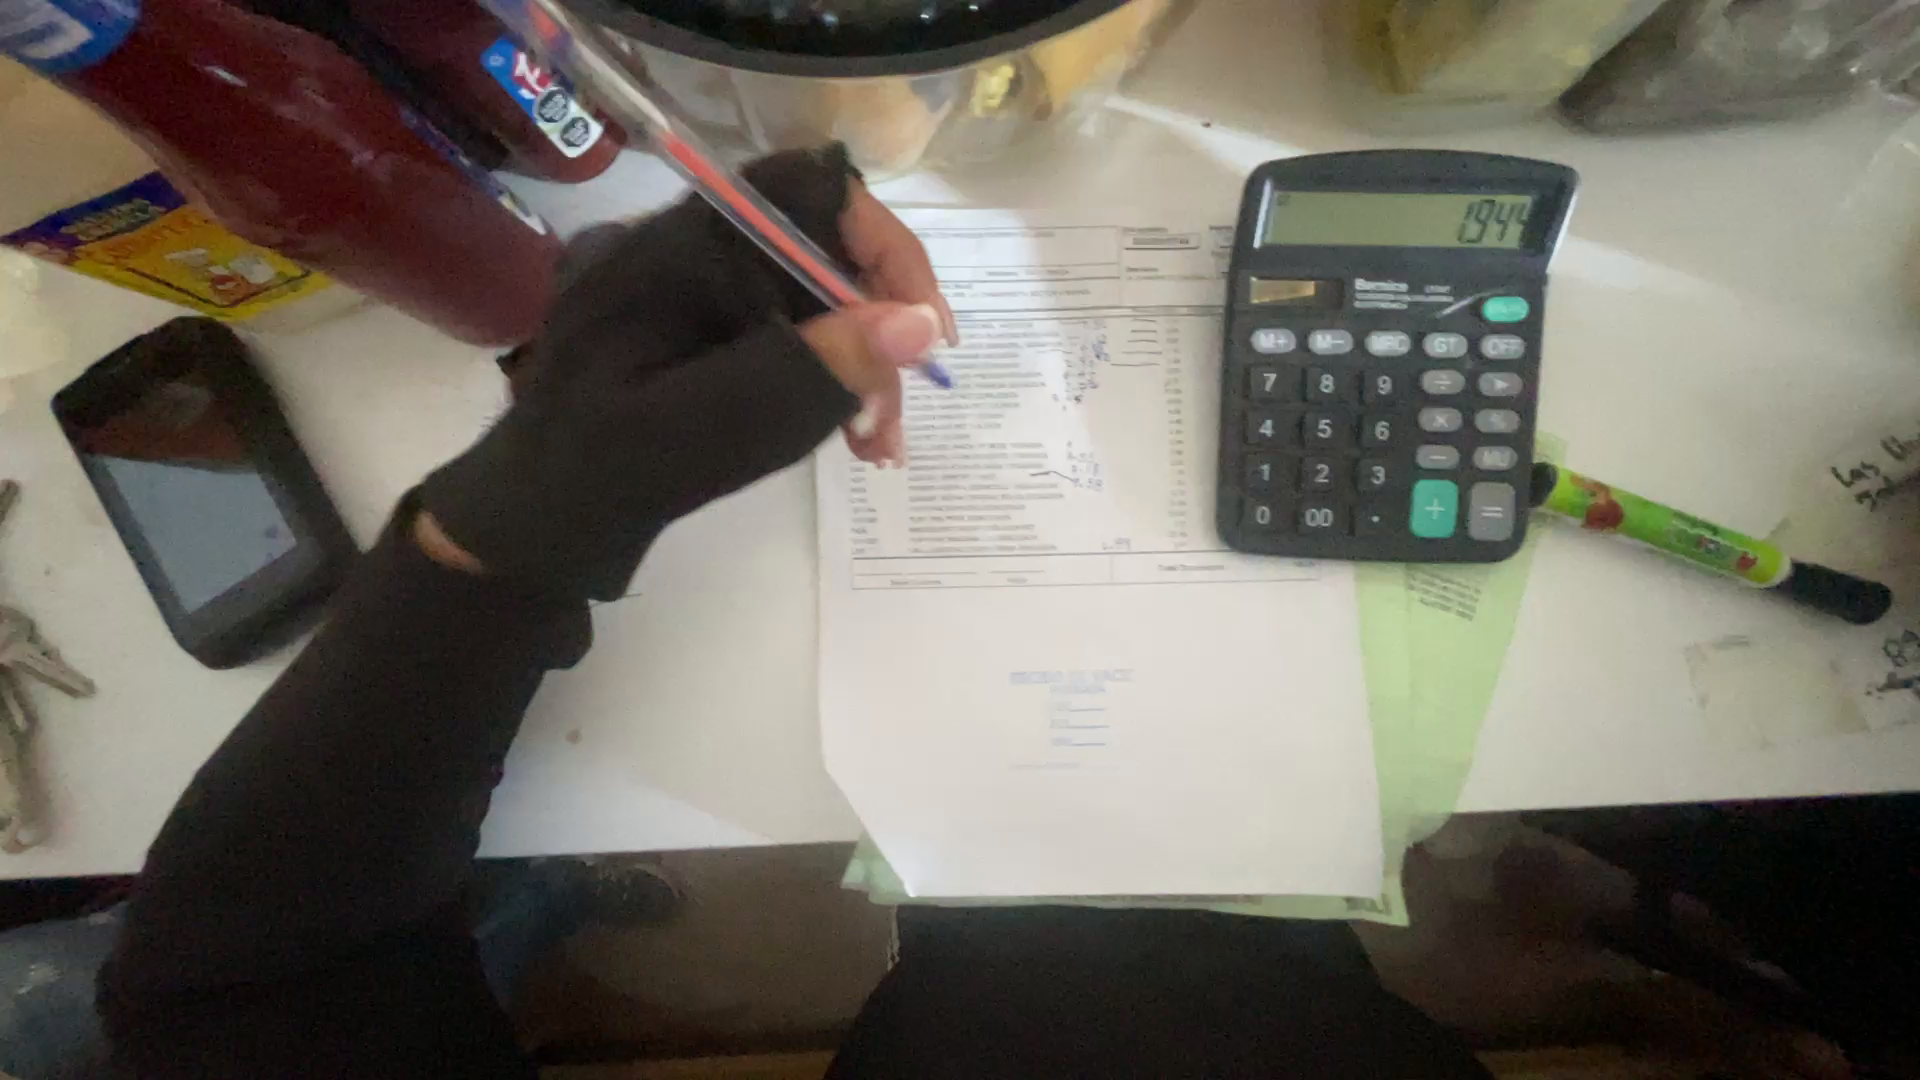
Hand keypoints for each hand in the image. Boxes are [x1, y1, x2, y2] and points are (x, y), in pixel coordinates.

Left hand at [420, 146, 951, 598]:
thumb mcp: (711, 431)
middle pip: (824, 257)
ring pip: (816, 301)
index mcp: (683, 250)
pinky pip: (789, 332)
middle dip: (879, 336)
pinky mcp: (705, 328)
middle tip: (893, 420)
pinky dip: (828, 379)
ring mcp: (700, 291)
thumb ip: (810, 373)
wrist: (540, 519)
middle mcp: (693, 250)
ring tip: (876, 446)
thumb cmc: (609, 474)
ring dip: (861, 369)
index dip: (885, 246)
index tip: (927, 325)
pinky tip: (848, 430)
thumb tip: (919, 325)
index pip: (808, 192)